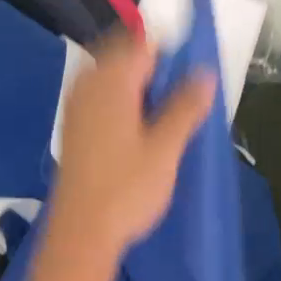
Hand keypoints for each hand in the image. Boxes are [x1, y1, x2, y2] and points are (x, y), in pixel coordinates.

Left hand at [52, 32, 216, 254]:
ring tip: (163, 137)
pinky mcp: (74, 131)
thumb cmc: (127, 191)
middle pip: (130, 64)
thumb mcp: (166, 150)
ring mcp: (77, 106)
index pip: (149, 48)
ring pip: (117, 87)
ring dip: (142, 103)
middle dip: (158, 84)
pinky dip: (124, 116)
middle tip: (179, 121)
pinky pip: (104, 107)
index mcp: (112, 79)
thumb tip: (206, 76)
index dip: (175, 66)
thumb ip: (186, 108)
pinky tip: (138, 146)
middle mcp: (89, 83)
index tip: (192, 98)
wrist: (83, 233)